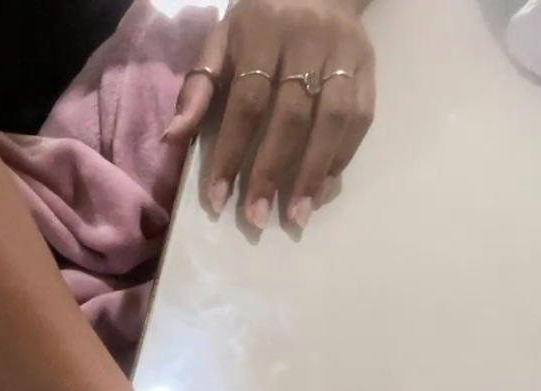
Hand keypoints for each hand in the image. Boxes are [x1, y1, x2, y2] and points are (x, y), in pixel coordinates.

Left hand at [163, 0, 375, 230]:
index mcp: (264, 33)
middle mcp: (309, 40)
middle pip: (291, 117)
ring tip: (298, 216)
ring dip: (314, 173)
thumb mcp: (220, 42)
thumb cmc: (258, 22)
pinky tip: (324, 186)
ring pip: (332, 119)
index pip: (246, 103)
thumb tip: (171, 137)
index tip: (218, 199)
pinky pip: (361, 115)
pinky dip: (342, 155)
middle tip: (257, 218)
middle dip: (272, 173)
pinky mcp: (369, 65)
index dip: (231, 154)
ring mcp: (345, 52)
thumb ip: (197, 88)